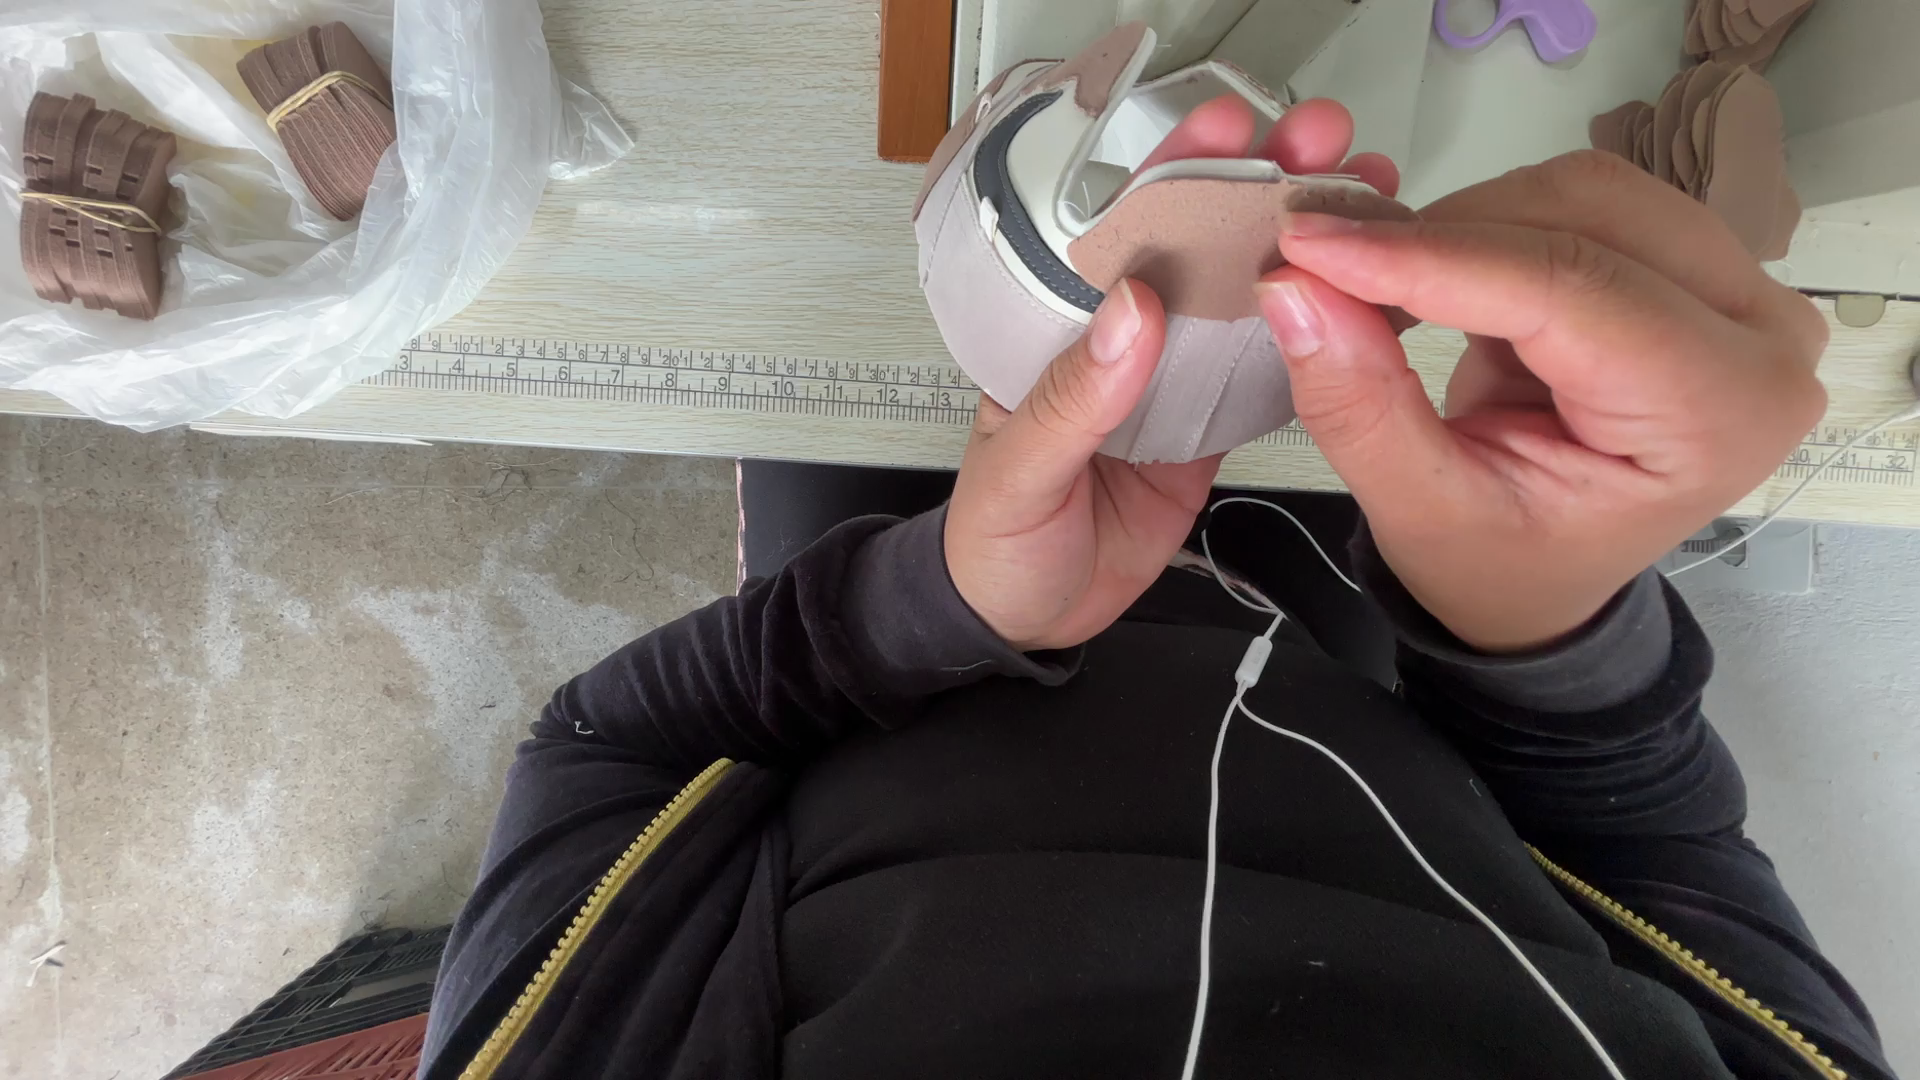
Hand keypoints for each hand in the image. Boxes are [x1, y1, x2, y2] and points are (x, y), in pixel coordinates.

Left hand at [945, 97, 1393, 650]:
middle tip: (1322, 145)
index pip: (1108, 242)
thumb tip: (1134, 308)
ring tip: (1363, 203)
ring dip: (1293, 259)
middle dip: (1251, 195)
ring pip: (1235, 311)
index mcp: (1055, 340)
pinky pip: (1258, 384)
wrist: (1024, 615)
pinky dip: (1308, 349)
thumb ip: (1070, 399)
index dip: (1164, 180)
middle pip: (1188, 259)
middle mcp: (1117, 352)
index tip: (1223, 133)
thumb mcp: (1016, 472)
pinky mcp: (1201, 436)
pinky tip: (1360, 309)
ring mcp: (1166, 392)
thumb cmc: (993, 540)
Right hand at [1256, 150, 1828, 651]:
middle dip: (1439, 233)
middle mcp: (1754, 333)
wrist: (1532, 579)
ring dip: (1453, 226)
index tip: (1307, 249)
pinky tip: (1412, 282)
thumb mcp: (1412, 507)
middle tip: (1325, 269)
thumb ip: (1356, 405)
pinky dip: (1468, 234)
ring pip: (1580, 195)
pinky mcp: (1675, 277)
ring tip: (1366, 283)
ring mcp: (1725, 294)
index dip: (1427, 261)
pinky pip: (1565, 214)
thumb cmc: (1489, 566)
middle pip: (1589, 214)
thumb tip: (1292, 291)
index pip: (1567, 290)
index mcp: (1715, 413)